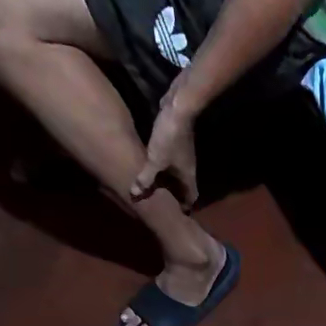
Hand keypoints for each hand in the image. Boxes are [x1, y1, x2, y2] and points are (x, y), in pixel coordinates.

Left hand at [130, 92, 199, 207]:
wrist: (179, 110)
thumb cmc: (169, 138)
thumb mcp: (155, 160)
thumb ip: (145, 178)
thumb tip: (134, 195)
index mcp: (187, 176)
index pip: (191, 198)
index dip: (185, 207)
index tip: (177, 215)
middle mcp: (189, 168)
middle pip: (185, 187)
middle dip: (176, 196)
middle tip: (163, 203)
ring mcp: (184, 155)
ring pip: (178, 174)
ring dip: (170, 181)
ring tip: (156, 187)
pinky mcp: (178, 144)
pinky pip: (173, 162)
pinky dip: (166, 168)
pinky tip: (154, 166)